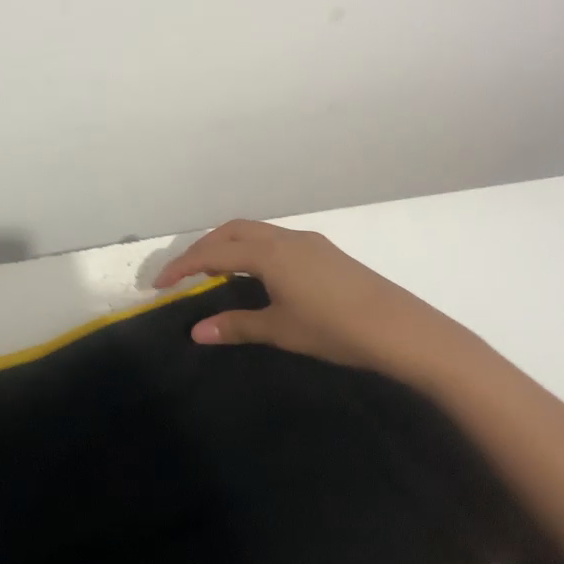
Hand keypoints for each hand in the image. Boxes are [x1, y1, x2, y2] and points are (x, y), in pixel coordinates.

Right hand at [152, 219, 484, 382]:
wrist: (404, 332)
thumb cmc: (336, 329)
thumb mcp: (280, 330)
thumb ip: (236, 326)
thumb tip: (196, 332)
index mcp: (269, 253)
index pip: (212, 253)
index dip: (181, 267)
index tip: (159, 285)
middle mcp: (286, 238)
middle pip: (231, 231)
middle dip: (202, 248)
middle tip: (183, 274)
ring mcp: (310, 244)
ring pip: (256, 233)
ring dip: (228, 246)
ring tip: (213, 273)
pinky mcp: (326, 254)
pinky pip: (275, 241)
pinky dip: (251, 251)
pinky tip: (255, 275)